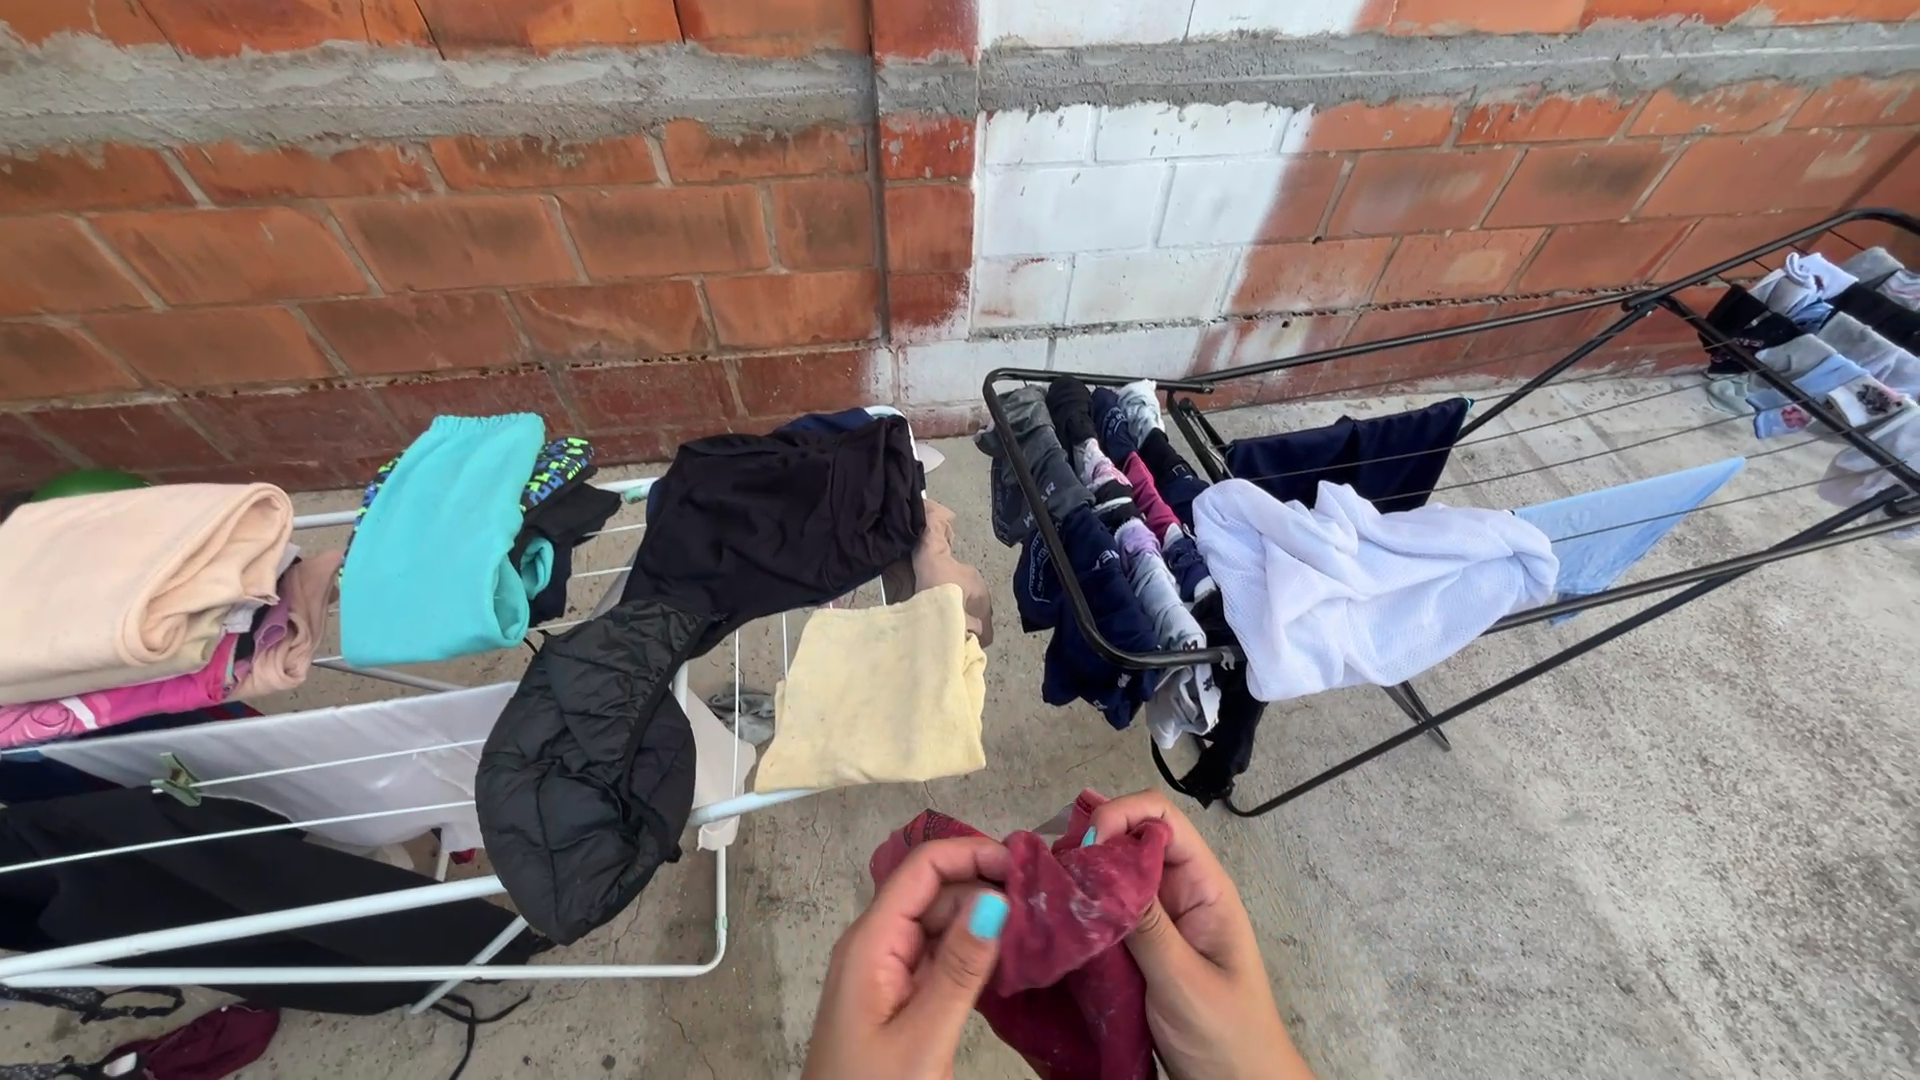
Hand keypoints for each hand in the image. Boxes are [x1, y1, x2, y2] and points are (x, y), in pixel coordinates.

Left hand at [803, 837, 1011, 1079]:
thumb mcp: (923, 1039)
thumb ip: (960, 968)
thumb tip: (995, 896)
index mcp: (871, 940)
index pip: (921, 867)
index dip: (970, 853)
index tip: (1023, 865)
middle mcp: (876, 942)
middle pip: (934, 890)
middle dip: (983, 885)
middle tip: (1039, 903)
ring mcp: (887, 968)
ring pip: (940, 920)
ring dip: (982, 918)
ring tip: (1032, 928)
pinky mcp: (898, 994)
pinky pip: (938, 954)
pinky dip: (971, 950)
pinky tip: (1005, 959)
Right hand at [1087, 791, 1313, 1079]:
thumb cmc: (1229, 1038)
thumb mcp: (1186, 982)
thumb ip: (1148, 926)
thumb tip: (1103, 871)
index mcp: (1204, 884)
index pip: (1163, 817)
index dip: (1123, 814)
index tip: (1088, 845)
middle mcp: (1179, 886)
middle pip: (1135, 830)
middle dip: (1096, 833)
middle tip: (1061, 860)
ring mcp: (1159, 910)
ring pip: (1118, 862)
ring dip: (1086, 861)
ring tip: (1053, 870)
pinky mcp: (1140, 934)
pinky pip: (1110, 897)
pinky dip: (1084, 890)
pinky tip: (1061, 890)